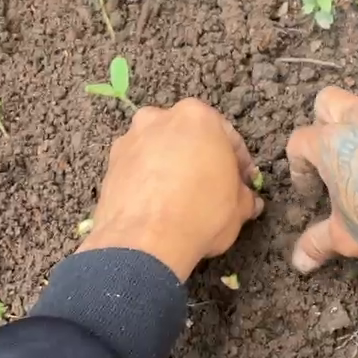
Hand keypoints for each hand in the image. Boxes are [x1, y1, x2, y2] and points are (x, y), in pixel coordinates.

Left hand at [78, 99, 262, 280]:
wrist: (145, 241)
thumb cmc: (201, 213)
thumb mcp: (238, 209)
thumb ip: (244, 198)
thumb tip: (248, 201)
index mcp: (197, 117)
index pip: (227, 137)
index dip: (240, 163)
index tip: (244, 183)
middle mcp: (159, 118)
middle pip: (187, 138)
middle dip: (201, 159)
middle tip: (213, 189)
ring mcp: (130, 140)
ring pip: (159, 151)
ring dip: (172, 169)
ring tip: (182, 200)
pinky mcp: (109, 165)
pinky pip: (138, 169)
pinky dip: (149, 182)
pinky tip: (159, 207)